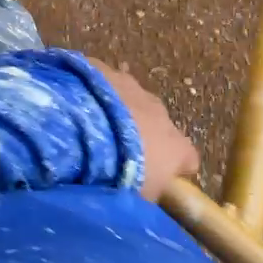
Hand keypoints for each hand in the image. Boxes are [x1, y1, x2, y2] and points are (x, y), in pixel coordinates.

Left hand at [86, 57, 199, 199]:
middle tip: (114, 148)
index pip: (187, 159)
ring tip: (91, 125)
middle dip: (141, 134)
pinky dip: (93, 91)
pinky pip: (101, 80)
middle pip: (157, 124)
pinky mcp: (99, 66)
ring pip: (128, 99)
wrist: (82, 124)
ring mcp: (130, 85)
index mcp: (177, 146)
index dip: (173, 168)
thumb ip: (151, 191)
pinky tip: (75, 103)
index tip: (154, 176)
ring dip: (116, 110)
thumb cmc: (119, 170)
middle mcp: (160, 111)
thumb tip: (147, 192)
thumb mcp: (141, 196)